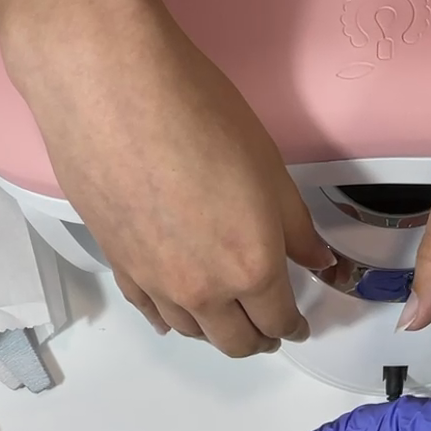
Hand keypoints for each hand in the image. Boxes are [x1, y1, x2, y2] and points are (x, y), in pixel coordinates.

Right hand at [0, 0, 332, 356]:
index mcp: (252, 269)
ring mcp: (157, 284)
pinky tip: (173, 316)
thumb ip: (297, 229)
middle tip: (267, 331)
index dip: (293, 327)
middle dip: (258, 341)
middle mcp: (204, 291)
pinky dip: (169, 319)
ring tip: (225, 320)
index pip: (278, 320)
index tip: (298, 326)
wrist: (111, 89)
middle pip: (235, 342)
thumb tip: (319, 261)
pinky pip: (149, 311)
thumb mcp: (270, 171)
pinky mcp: (120, 266)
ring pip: (192, 331)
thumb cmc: (199, 116)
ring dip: (215, 333)